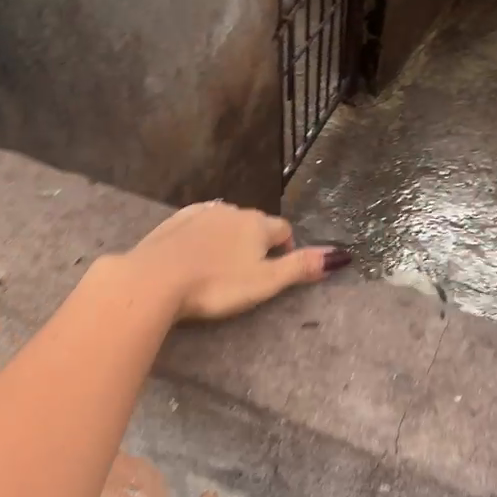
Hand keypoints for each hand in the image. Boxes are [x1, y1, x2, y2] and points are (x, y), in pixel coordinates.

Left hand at [118, 201, 349, 321]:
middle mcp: (230, 211)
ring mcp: (199, 214)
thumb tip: (340, 256)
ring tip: (224, 266)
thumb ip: (300, 267)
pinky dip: (203, 237)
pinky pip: (197, 225)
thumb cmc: (217, 285)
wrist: (156, 279)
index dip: (286, 249)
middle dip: (257, 243)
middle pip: (254, 223)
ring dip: (229, 239)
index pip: (283, 230)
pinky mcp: (173, 222)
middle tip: (250, 273)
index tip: (280, 270)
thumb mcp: (266, 283)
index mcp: (257, 224)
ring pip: (224, 222)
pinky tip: (196, 255)